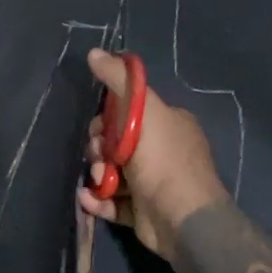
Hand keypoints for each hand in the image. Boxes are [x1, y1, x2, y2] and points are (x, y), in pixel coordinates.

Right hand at [77, 48, 228, 258]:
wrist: (182, 219)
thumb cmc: (164, 160)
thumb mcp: (143, 109)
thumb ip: (119, 80)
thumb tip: (93, 52)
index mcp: (170, 125)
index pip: (129, 112)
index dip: (107, 117)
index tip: (98, 126)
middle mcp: (164, 152)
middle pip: (115, 142)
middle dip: (99, 148)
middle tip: (99, 156)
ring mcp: (154, 183)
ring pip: (112, 170)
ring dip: (98, 174)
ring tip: (100, 181)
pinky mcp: (143, 211)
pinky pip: (112, 200)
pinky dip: (98, 198)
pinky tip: (89, 197)